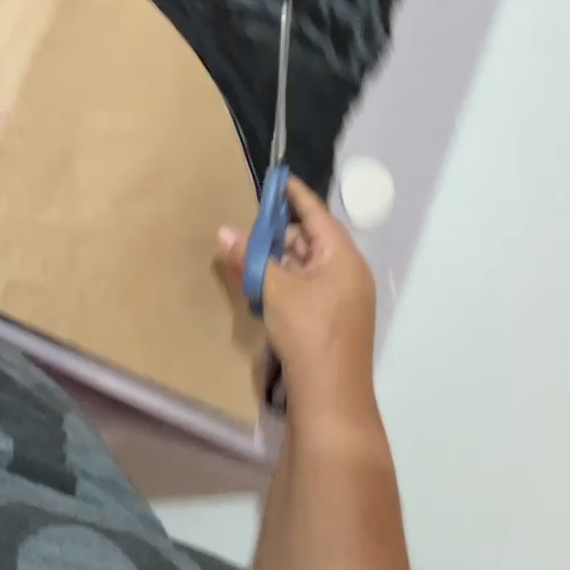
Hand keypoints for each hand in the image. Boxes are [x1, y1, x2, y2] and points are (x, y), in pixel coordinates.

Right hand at [216, 175, 379, 428]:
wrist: (331, 394)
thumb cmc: (308, 332)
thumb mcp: (273, 289)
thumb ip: (248, 257)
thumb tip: (223, 231)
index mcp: (342, 259)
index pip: (317, 214)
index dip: (295, 194)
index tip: (276, 176)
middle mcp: (346, 273)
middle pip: (310, 239)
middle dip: (277, 230)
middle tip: (246, 221)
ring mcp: (341, 296)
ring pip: (304, 263)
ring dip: (276, 257)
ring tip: (245, 251)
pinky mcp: (330, 316)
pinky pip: (304, 283)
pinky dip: (281, 277)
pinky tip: (257, 282)